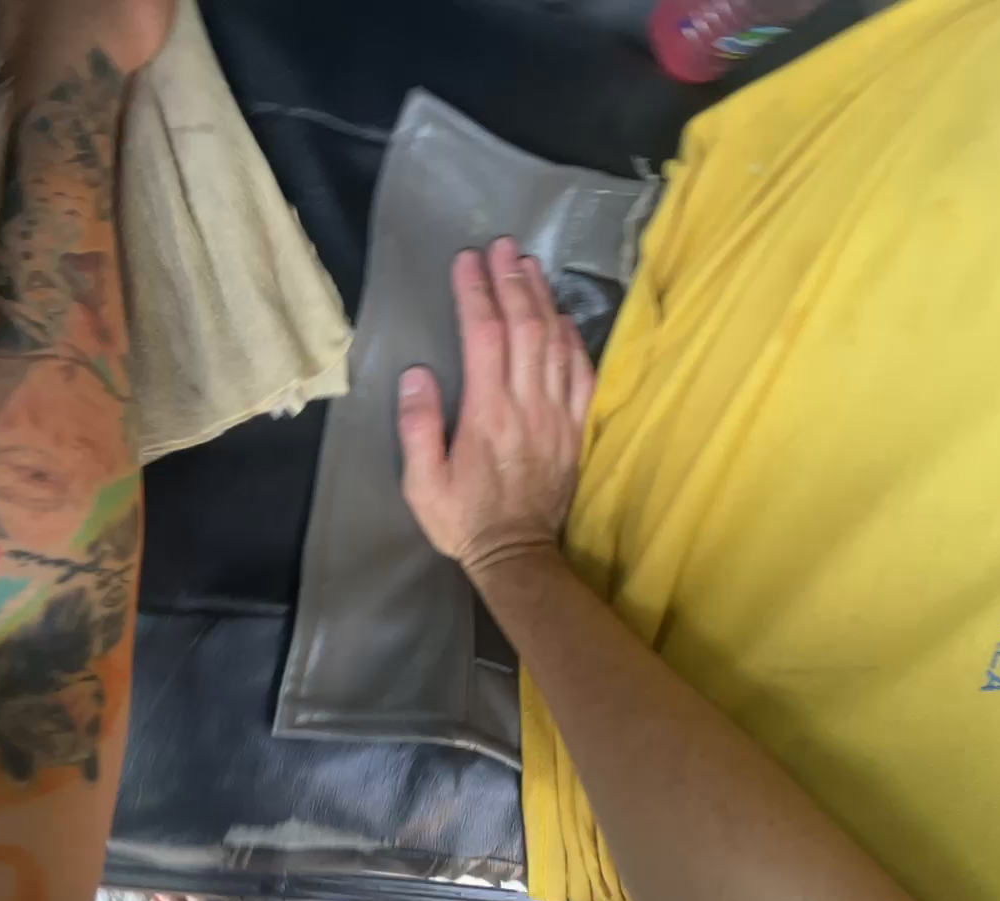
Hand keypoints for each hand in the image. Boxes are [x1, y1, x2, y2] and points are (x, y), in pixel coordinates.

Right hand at [396, 237, 595, 578]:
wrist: (517, 555)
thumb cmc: (463, 520)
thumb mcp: (423, 484)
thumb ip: (419, 428)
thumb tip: (417, 375)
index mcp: (487, 413)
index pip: (483, 335)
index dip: (475, 292)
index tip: (466, 261)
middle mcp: (526, 404)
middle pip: (523, 327)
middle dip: (511, 280)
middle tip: (502, 246)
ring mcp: (557, 415)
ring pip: (554, 342)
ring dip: (542, 299)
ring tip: (529, 265)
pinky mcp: (575, 429)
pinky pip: (582, 374)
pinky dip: (574, 340)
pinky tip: (563, 318)